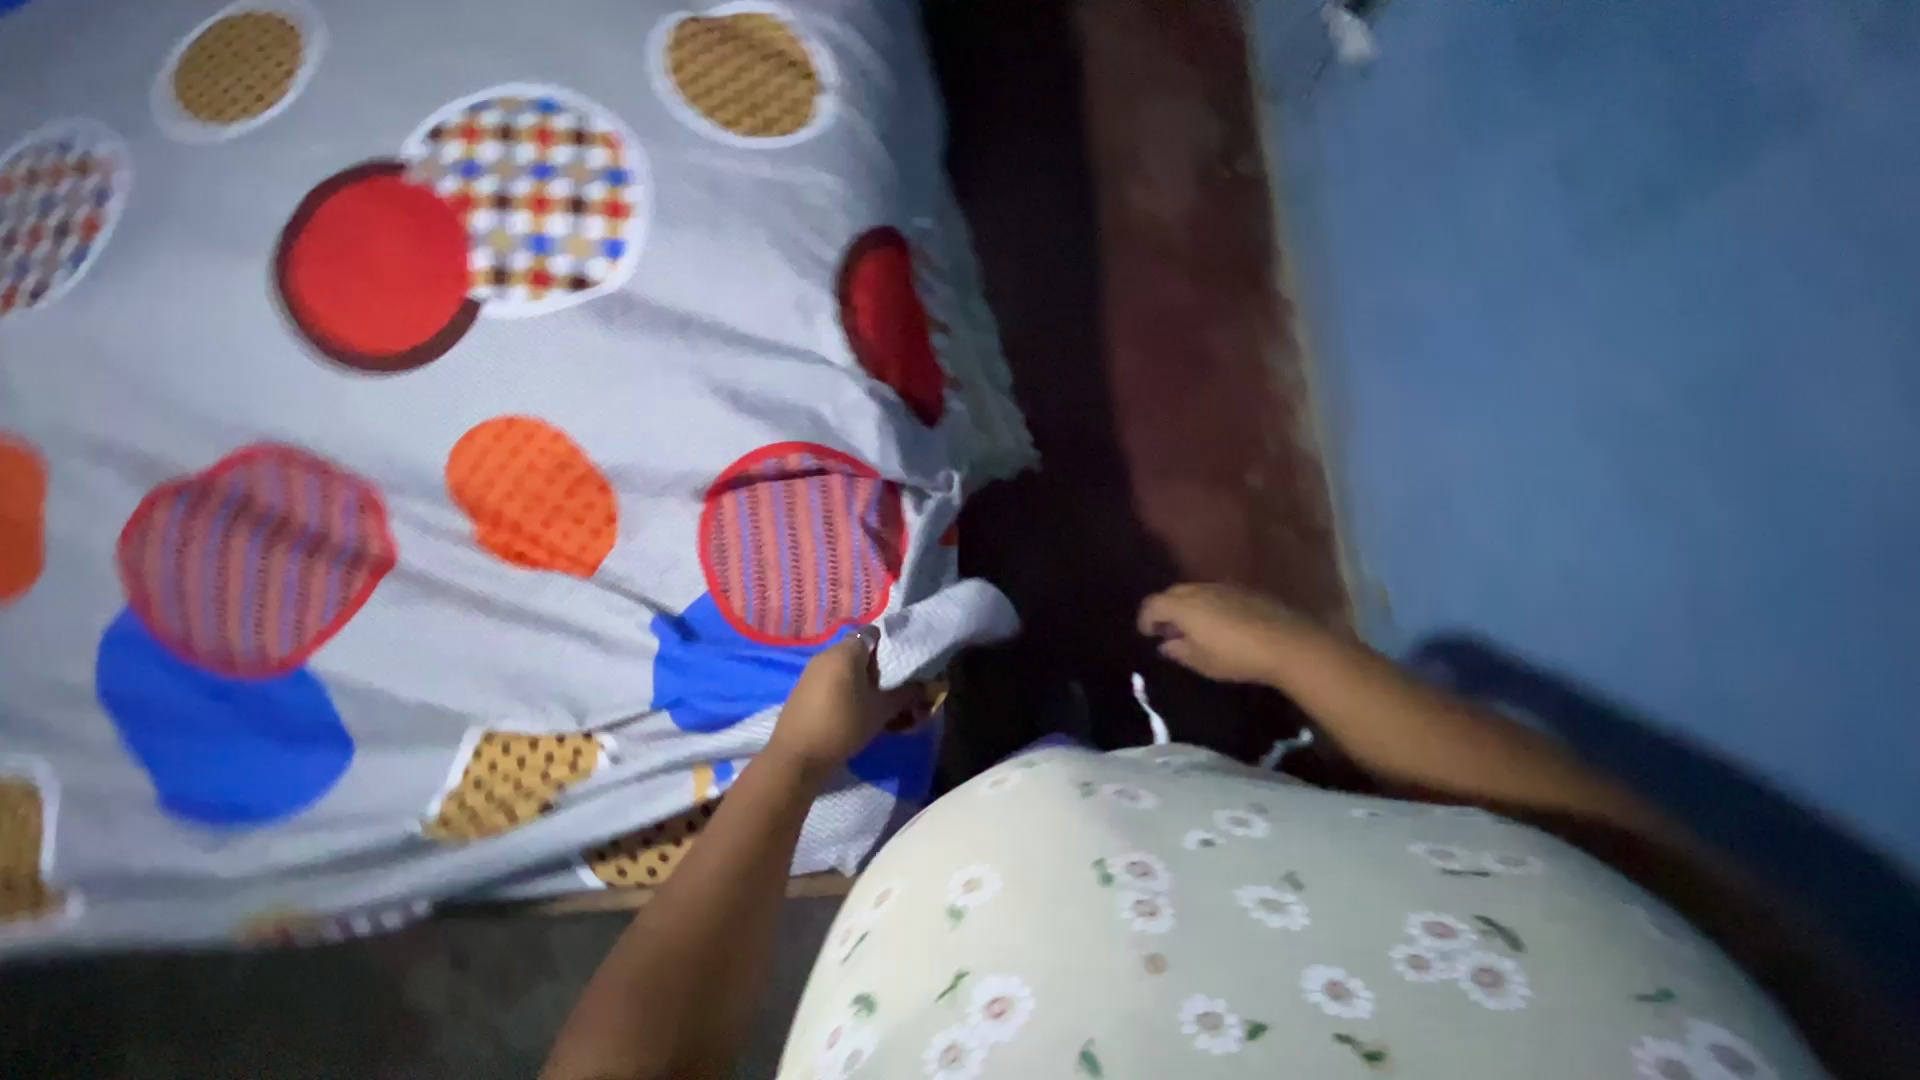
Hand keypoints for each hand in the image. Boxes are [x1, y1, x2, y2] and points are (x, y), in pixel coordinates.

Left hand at [767, 630, 914, 783]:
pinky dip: (843, 688)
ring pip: (843, 666)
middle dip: (875, 665)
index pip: (872, 633)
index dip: (889, 645)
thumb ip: (905, 694)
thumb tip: (926, 685)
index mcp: (846, 652)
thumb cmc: (844, 725)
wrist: (798, 755)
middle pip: (857, 650)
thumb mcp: (881, 710)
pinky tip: (851, 709)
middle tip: (891, 686)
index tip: (901, 664)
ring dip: (859, 679)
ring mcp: (810, 672)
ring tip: (873, 701)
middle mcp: (826, 654)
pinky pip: (829, 679)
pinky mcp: (802, 689)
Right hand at [1137, 583, 1303, 683]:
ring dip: (1187, 606)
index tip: (1147, 635)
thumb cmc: (1236, 655)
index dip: (1145, 619)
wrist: (1287, 643)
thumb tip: (1166, 644)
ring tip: (1192, 629)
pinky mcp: (1244, 591)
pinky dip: (1207, 605)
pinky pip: (1215, 594)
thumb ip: (1178, 650)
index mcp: (1183, 605)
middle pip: (1172, 593)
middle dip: (1165, 610)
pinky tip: (1218, 625)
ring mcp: (1223, 587)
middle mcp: (1199, 589)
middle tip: (1167, 631)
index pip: (1152, 605)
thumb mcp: (1201, 661)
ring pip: (1194, 591)